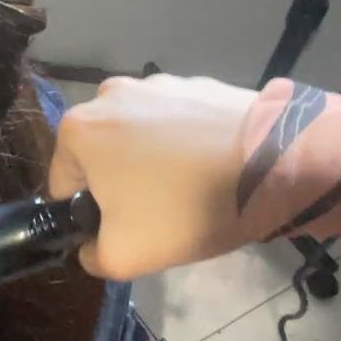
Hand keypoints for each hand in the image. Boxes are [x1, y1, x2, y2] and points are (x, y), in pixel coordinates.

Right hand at [49, 74, 258, 278]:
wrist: (277, 165)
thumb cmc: (184, 207)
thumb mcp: (123, 256)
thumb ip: (90, 257)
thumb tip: (92, 246)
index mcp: (77, 130)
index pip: (64, 187)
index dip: (89, 216)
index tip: (125, 228)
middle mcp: (108, 96)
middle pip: (99, 158)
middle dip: (119, 185)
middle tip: (159, 212)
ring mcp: (156, 84)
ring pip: (137, 139)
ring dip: (151, 163)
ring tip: (190, 189)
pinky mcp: (198, 84)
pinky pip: (175, 124)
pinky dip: (185, 145)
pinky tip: (212, 167)